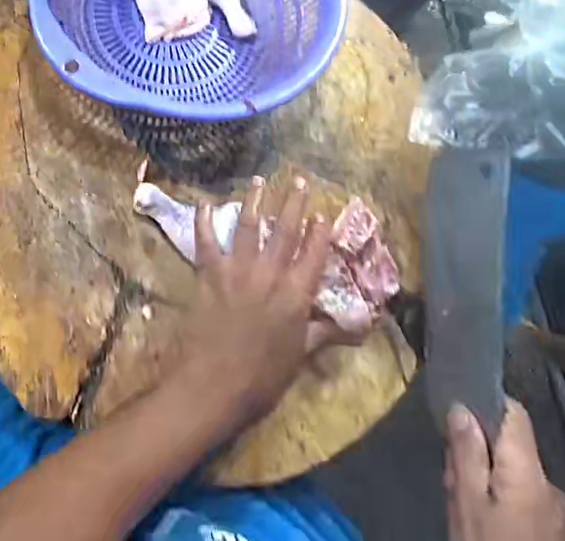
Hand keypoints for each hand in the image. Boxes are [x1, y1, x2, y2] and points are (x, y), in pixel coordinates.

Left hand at [170, 176, 361, 433]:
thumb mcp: (299, 357)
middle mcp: (270, 275)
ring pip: (248, 226)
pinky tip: (205, 203)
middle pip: (284, 231)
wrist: (213, 386)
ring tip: (259, 179)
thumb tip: (359, 326)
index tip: (323, 212)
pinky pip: (206, 240)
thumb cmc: (261, 379)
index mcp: (296, 295)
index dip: (319, 232)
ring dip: (254, 200)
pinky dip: (205, 220)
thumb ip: (324, 333)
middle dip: (293, 202)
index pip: (313, 255)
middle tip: (298, 179)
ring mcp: (238, 270)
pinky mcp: (209, 273)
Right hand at [446, 400, 564, 540]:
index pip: (515, 414)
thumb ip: (466, 454)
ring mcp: (556, 516)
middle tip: (451, 469)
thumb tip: (462, 408)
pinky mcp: (555, 536)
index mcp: (529, 474)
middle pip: (513, 446)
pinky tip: (483, 522)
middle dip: (481, 448)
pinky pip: (525, 501)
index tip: (459, 408)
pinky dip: (502, 500)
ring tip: (462, 499)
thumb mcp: (467, 505)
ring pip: (517, 474)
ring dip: (490, 477)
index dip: (487, 403)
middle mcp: (551, 489)